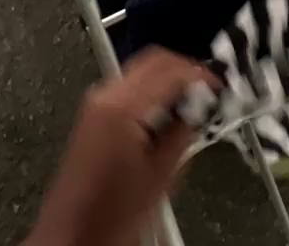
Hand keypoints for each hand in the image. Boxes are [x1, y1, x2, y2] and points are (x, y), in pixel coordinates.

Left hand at [23, 48, 218, 245]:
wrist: (72, 237)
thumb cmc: (108, 217)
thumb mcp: (161, 174)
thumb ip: (183, 131)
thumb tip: (198, 107)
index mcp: (122, 107)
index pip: (170, 70)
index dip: (199, 73)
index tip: (216, 83)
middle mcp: (105, 96)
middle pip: (154, 59)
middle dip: (183, 70)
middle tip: (206, 89)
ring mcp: (95, 103)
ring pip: (142, 70)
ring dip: (167, 80)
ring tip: (189, 106)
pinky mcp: (93, 114)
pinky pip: (129, 86)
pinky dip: (151, 91)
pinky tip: (165, 115)